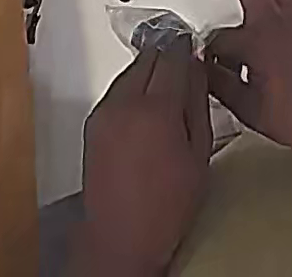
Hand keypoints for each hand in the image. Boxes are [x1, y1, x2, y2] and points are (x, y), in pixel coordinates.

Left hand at [73, 45, 210, 276]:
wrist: (120, 241)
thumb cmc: (165, 207)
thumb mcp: (199, 153)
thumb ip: (198, 102)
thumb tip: (197, 69)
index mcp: (156, 110)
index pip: (173, 57)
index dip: (187, 48)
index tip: (195, 48)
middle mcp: (126, 104)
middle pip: (149, 57)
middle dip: (167, 55)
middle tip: (183, 64)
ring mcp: (105, 113)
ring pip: (131, 70)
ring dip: (149, 70)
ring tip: (166, 89)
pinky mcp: (93, 123)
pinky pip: (117, 90)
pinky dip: (133, 88)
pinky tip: (146, 106)